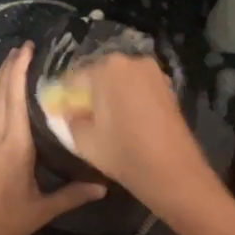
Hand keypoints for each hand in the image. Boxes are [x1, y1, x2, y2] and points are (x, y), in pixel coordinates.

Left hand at [0, 45, 105, 234]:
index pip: (15, 98)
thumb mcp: (42, 210)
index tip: (27, 51)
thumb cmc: (5, 224)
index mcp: (13, 145)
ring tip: (7, 63)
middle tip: (21, 49)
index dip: (19, 71)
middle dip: (9, 68)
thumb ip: (72, 195)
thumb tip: (103, 186)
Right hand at [62, 55, 214, 210]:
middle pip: (100, 74)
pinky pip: (138, 88)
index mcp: (106, 68)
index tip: (60, 112)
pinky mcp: (168, 87)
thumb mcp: (84, 140)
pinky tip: (127, 120)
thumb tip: (70, 110)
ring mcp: (153, 72)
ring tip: (105, 120)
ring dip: (111, 95)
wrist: (174, 172)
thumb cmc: (124, 153)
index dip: (65, 96)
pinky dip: (130, 99)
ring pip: (121, 80)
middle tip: (83, 116)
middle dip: (90, 92)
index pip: (74, 78)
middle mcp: (131, 61)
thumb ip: (70, 119)